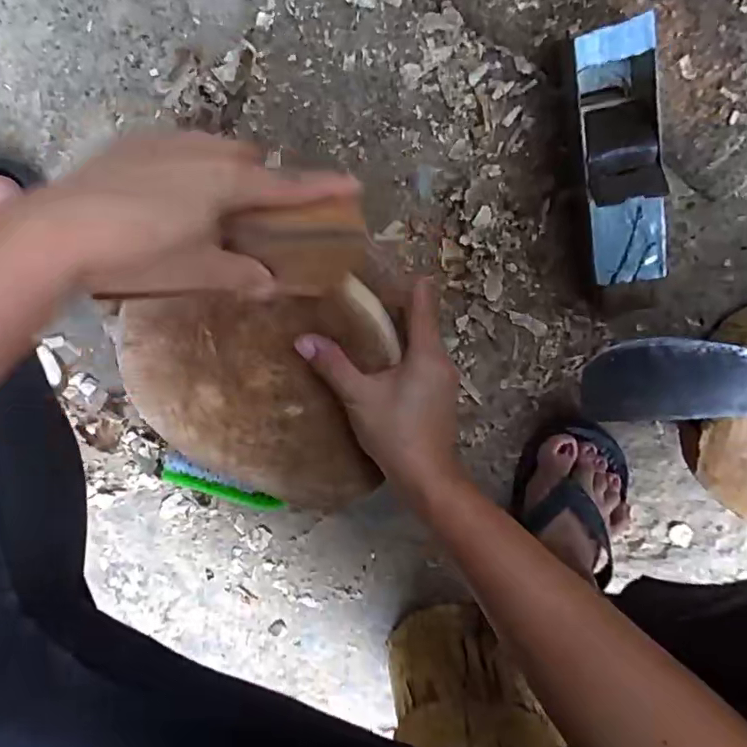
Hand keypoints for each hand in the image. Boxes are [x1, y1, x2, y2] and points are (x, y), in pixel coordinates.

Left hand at [22, 130, 359, 294]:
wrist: (62, 229)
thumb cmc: (138, 253)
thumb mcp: (194, 270)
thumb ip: (237, 274)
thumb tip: (269, 282)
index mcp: (226, 181)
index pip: (285, 186)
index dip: (320, 189)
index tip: (352, 184)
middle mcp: (201, 150)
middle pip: (247, 159)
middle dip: (259, 180)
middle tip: (253, 211)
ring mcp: (163, 142)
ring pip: (209, 148)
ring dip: (221, 169)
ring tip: (206, 202)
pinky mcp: (129, 145)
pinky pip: (175, 149)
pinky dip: (185, 166)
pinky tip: (163, 192)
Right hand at [295, 278, 463, 494]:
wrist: (428, 478)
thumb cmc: (397, 432)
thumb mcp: (359, 396)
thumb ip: (333, 365)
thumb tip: (303, 338)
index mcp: (427, 354)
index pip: (424, 306)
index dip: (411, 284)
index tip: (394, 267)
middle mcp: (441, 362)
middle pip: (423, 323)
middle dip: (398, 306)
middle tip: (366, 293)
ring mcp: (442, 381)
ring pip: (421, 345)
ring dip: (398, 332)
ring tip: (367, 322)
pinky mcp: (437, 398)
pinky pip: (420, 362)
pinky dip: (401, 352)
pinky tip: (379, 360)